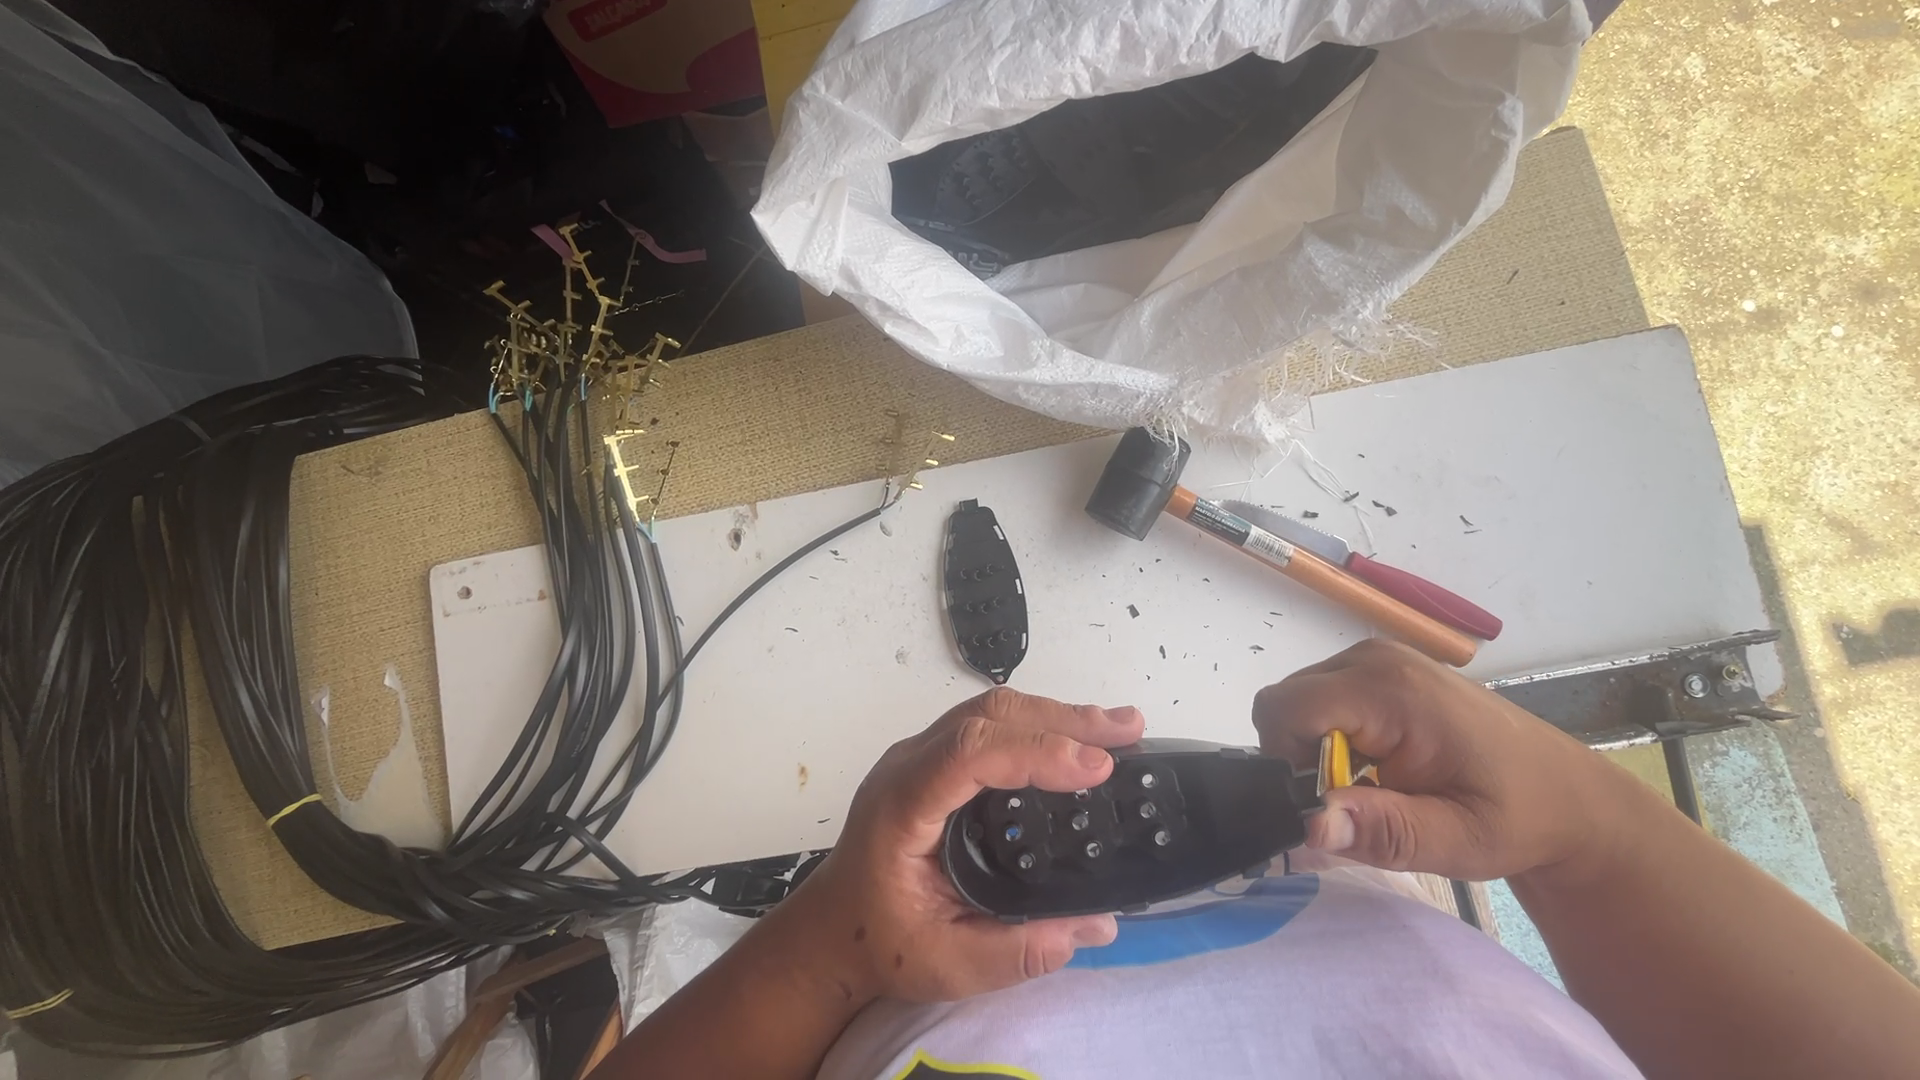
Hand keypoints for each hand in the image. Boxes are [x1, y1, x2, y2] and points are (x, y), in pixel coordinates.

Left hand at [760, 687, 1145, 1004]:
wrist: (833, 927)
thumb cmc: (880, 941)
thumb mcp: (946, 965)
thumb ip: (1017, 952)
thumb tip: (1093, 924)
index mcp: (904, 804)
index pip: (970, 752)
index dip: (1035, 750)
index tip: (1096, 767)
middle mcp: (910, 764)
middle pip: (987, 716)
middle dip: (1062, 719)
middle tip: (1127, 730)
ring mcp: (920, 755)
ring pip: (990, 711)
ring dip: (1055, 715)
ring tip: (1118, 728)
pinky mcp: (934, 759)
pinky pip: (988, 725)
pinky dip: (1037, 725)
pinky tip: (1074, 739)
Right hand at [1252, 639, 1626, 881]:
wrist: (1566, 793)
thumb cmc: (1518, 818)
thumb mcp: (1459, 841)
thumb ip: (1384, 831)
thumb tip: (1310, 822)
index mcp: (1391, 691)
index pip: (1286, 709)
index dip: (1288, 762)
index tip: (1330, 802)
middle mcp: (1372, 658)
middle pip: (1285, 704)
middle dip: (1299, 757)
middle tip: (1354, 799)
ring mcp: (1373, 656)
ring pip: (1296, 701)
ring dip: (1313, 748)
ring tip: (1371, 783)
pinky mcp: (1376, 665)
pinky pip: (1319, 696)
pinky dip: (1328, 733)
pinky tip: (1376, 762)